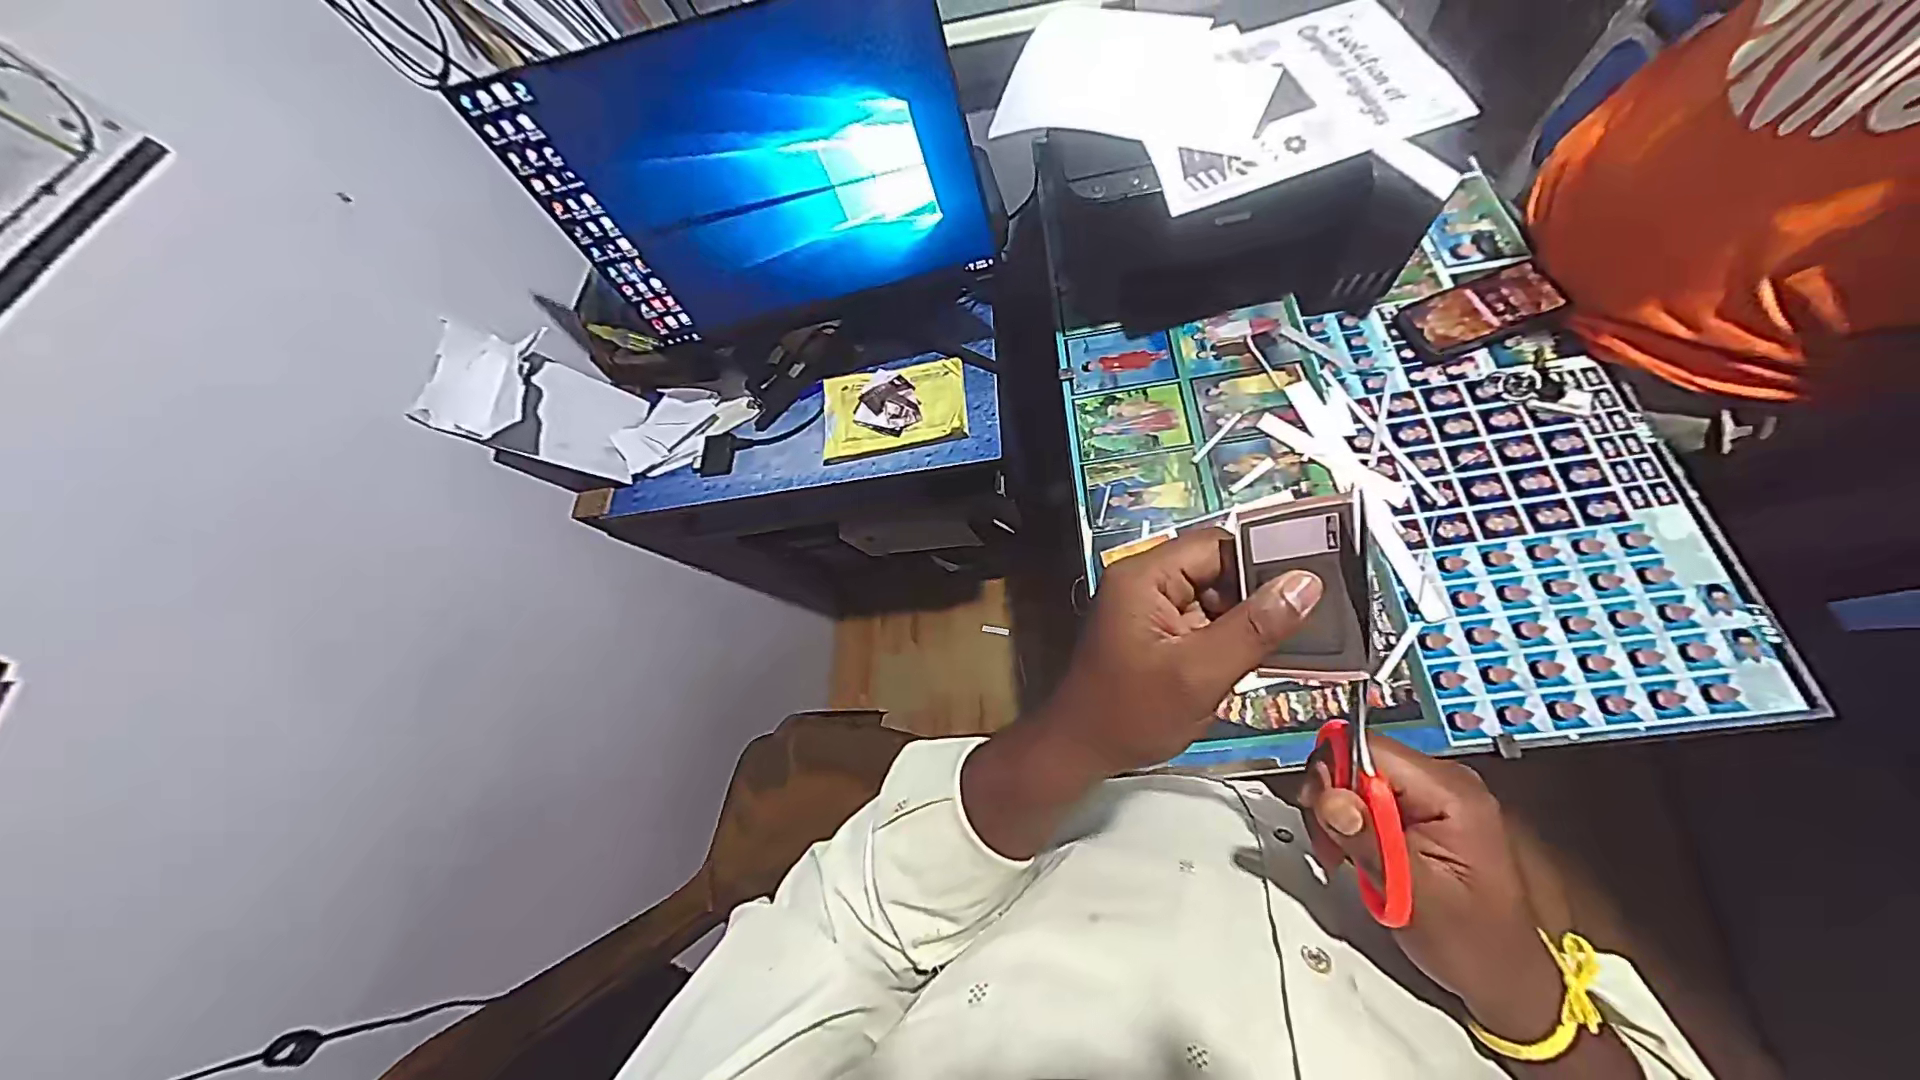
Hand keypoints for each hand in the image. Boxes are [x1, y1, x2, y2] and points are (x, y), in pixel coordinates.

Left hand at [1038, 528, 1323, 778]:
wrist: (1081, 749)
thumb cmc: (1129, 714)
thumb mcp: (1199, 674)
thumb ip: (1254, 629)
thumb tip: (1305, 584)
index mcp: (1144, 577)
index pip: (1216, 545)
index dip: (1261, 563)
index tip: (1305, 591)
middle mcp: (1143, 582)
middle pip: (1216, 569)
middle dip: (1254, 598)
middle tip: (1296, 628)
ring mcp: (1147, 606)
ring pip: (1214, 597)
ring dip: (1242, 622)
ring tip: (1274, 649)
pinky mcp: (1154, 630)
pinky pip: (1200, 620)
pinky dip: (1225, 638)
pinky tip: (1245, 661)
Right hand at [1300, 736, 1564, 1038]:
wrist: (1509, 980)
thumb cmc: (1478, 946)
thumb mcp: (1418, 898)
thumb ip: (1370, 842)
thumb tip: (1331, 798)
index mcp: (1452, 793)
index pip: (1366, 746)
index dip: (1334, 774)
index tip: (1326, 815)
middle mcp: (1442, 782)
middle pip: (1353, 756)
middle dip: (1331, 798)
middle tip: (1334, 843)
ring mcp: (1430, 793)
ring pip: (1352, 775)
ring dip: (1336, 814)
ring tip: (1348, 855)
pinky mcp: (1416, 807)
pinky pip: (1362, 795)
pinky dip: (1348, 822)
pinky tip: (1359, 851)